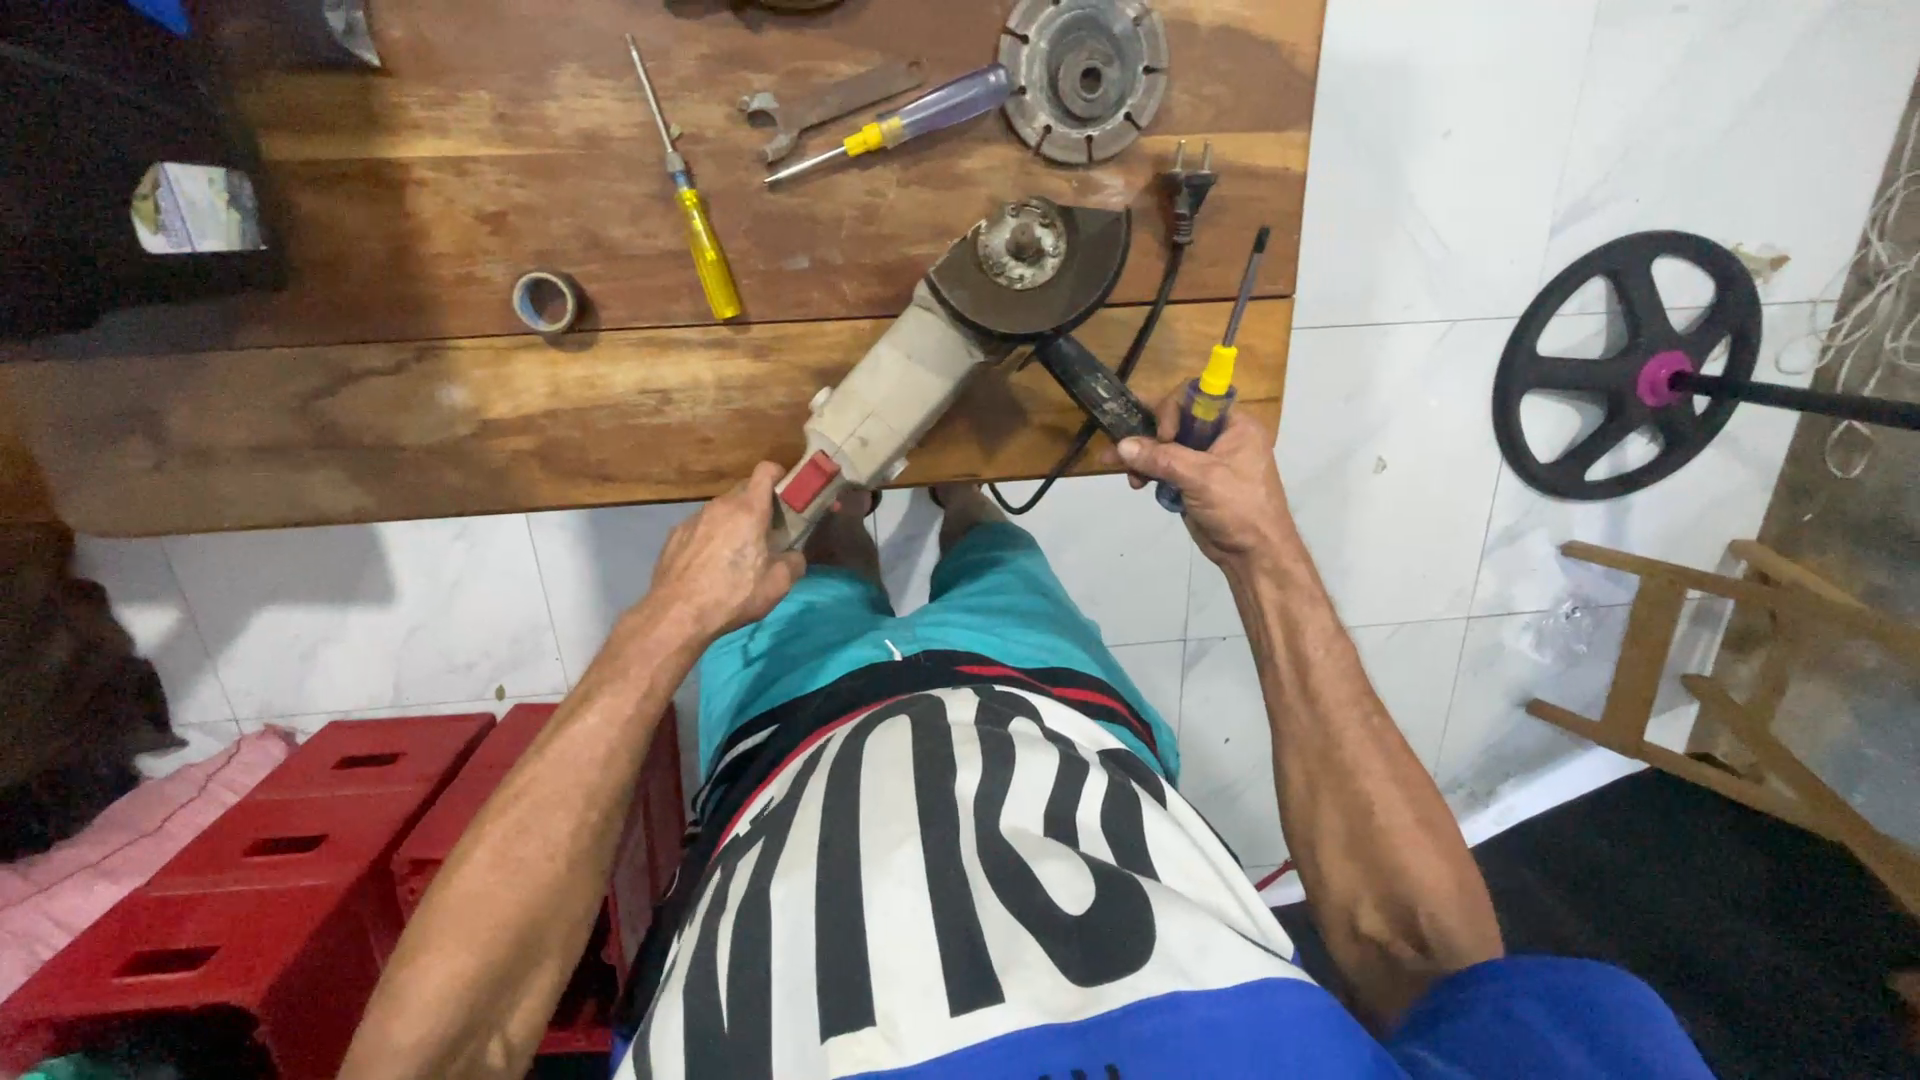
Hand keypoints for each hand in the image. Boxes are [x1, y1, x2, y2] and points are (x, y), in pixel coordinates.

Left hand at [645, 462, 805, 641]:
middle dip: (758, 505)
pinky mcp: (675, 535)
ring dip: (733, 523)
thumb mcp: (778, 585)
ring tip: (735, 554)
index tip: (787, 492)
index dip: (780, 475)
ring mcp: (693, 519)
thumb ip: (794, 562)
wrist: (677, 615)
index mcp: (749, 511)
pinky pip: (701, 527)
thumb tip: (793, 556)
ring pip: (721, 511)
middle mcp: (720, 506)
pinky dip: (711, 537)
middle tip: (767, 532)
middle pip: (744, 491)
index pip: (766, 471)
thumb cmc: (733, 596)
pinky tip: (709, 566)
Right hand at [1102, 396, 1298, 570]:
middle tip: (1124, 446)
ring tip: (1121, 469)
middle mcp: (1219, 436)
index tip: (1164, 436)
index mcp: (1234, 425)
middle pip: (1175, 420)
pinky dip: (1148, 472)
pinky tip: (1136, 483)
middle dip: (1147, 434)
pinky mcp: (1191, 481)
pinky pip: (1164, 467)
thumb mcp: (1201, 478)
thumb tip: (1121, 445)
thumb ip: (1161, 459)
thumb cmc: (1239, 509)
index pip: (1196, 397)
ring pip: (1164, 445)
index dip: (1172, 410)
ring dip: (1142, 456)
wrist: (1254, 555)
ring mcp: (1204, 459)